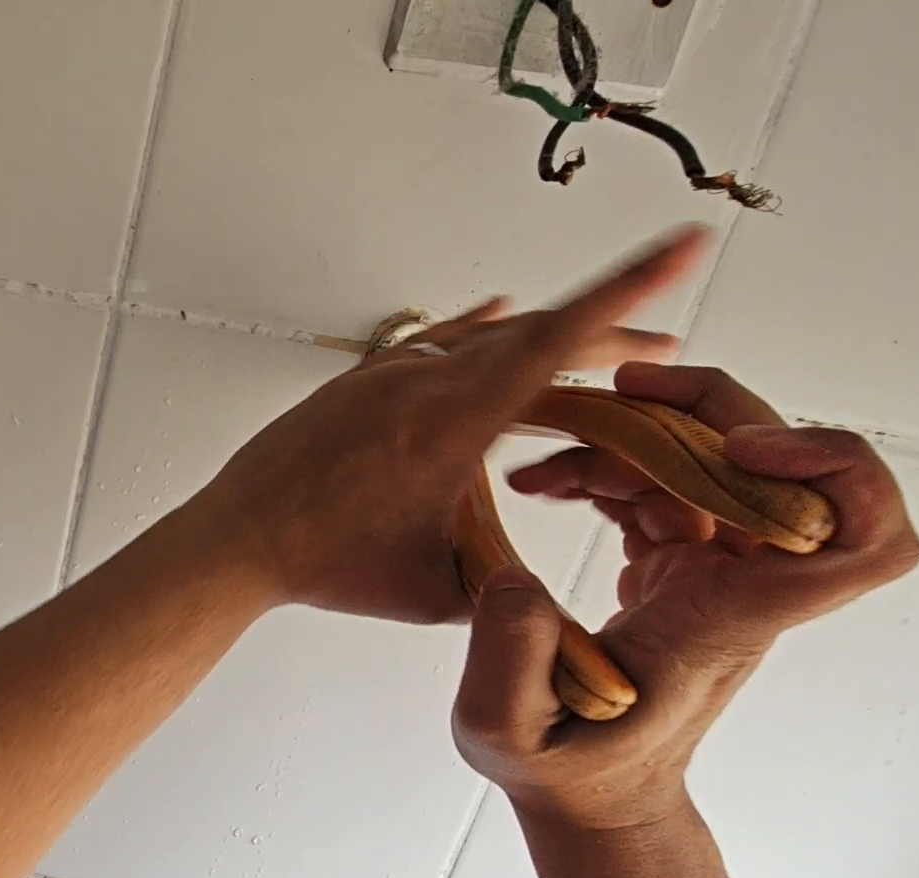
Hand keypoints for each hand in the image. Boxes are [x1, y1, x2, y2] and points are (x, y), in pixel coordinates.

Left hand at [181, 226, 704, 622]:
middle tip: (651, 340)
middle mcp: (413, 387)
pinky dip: (466, 336)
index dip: (626, 292)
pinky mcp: (349, 388)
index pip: (553, 343)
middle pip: (525, 337)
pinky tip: (487, 322)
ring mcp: (376, 381)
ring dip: (533, 340)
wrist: (238, 540)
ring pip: (473, 340)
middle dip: (599, 334)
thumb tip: (535, 586)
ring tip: (582, 348)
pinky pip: (421, 346)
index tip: (680, 246)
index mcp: (448, 425)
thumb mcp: (431, 590)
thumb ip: (498, 579)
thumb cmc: (322, 564)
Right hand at [453, 363, 918, 829]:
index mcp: (719, 625)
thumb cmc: (560, 768)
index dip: (836, 474)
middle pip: (776, 471)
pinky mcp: (676, 573)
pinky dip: (608, 471)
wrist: (589, 789)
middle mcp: (734, 590)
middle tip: (618, 389)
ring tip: (538, 469)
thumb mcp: (503, 729)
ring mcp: (709, 577)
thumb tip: (517, 572)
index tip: (747, 447)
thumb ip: (508, 656)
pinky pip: (665, 491)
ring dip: (627, 444)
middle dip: (707, 411)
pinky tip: (550, 485)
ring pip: (707, 470)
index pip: (856, 543)